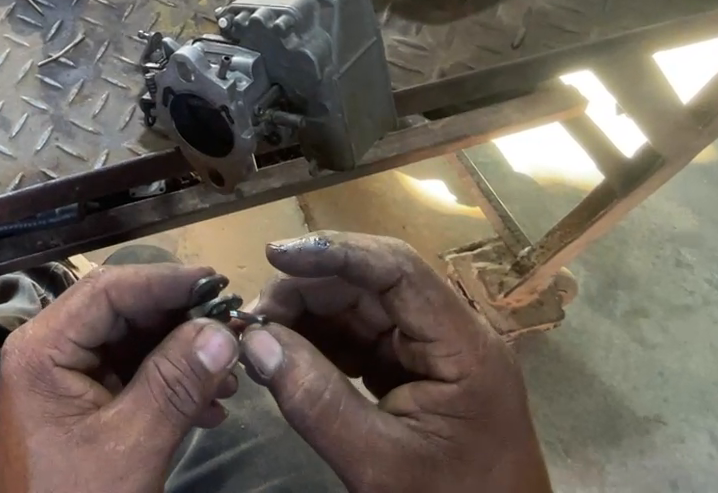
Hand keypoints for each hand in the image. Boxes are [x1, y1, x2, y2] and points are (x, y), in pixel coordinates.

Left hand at [0, 264, 242, 492]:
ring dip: (181, 354)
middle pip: (120, 311)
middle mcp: (48, 348)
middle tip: (233, 326)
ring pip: (130, 342)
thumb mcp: (130, 447)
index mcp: (42, 346)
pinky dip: (170, 384)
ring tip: (231, 372)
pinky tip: (212, 403)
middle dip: (178, 320)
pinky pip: (130, 374)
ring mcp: (64, 376)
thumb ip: (175, 384)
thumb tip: (222, 330)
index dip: (163, 281)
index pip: (107, 290)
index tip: (217, 282)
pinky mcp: (83, 403)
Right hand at [241, 232, 550, 492]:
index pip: (396, 269)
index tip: (274, 255)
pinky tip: (282, 353)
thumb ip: (317, 401)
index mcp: (463, 347)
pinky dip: (313, 339)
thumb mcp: (381, 466)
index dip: (332, 251)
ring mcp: (428, 350)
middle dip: (305, 290)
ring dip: (303, 313)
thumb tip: (255, 339)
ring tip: (260, 338)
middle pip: (368, 282)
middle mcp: (448, 333)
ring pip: (354, 304)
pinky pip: (354, 334)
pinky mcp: (408, 368)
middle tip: (254, 318)